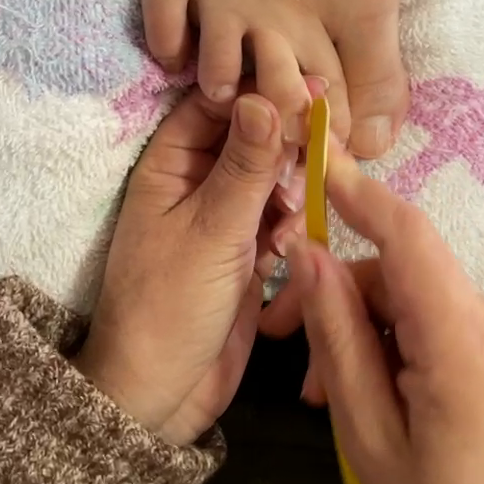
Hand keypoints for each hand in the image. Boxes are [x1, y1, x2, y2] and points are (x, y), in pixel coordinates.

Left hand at [75, 91, 288, 443]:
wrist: (160, 393)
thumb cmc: (171, 303)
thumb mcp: (211, 230)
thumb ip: (245, 166)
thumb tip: (266, 97)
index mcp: (170, 162)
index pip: (216, 103)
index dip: (260, 93)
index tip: (309, 90)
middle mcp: (196, 179)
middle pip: (250, 136)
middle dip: (284, 142)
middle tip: (322, 151)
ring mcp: (223, 215)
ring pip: (270, 175)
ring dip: (290, 185)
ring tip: (293, 211)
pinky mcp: (245, 249)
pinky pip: (277, 216)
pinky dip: (290, 221)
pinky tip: (288, 244)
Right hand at [264, 154, 483, 483]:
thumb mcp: (369, 438)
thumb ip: (338, 337)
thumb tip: (308, 255)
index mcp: (471, 349)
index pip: (411, 240)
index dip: (361, 195)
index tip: (319, 164)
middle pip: (405, 276)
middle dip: (340, 299)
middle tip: (285, 343)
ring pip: (423, 299)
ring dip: (372, 326)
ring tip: (334, 388)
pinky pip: (452, 319)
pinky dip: (410, 338)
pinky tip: (387, 383)